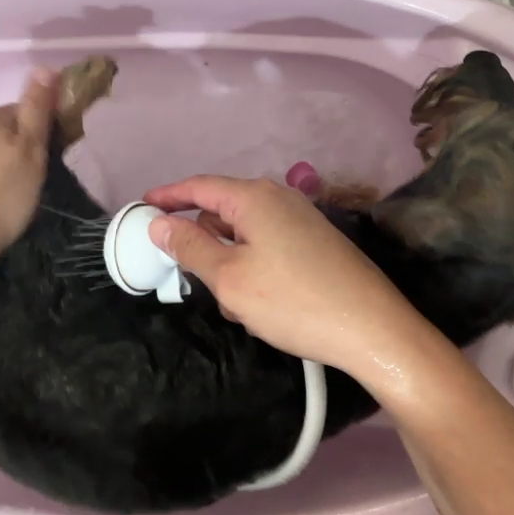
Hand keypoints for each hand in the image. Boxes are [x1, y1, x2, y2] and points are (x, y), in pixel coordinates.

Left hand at [0, 68, 57, 274]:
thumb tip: (44, 66)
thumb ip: (37, 109)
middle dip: (16, 146)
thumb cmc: (1, 199)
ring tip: (6, 196)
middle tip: (31, 180)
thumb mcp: (31, 152)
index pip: (25, 110)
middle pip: (0, 128)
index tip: (50, 158)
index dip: (41, 132)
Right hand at [141, 176, 427, 378]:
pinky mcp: (315, 244)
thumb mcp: (230, 278)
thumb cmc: (293, 301)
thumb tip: (160, 223)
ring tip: (238, 307)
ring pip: (245, 237)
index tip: (141, 207)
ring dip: (231, 268)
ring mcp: (301, 220)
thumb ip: (191, 247)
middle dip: (203, 244)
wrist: (371, 328)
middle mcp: (278, 198)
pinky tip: (261, 308)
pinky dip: (254, 273)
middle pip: (222, 211)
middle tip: (189, 278)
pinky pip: (268, 249)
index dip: (168, 196)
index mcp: (254, 197)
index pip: (199, 186)